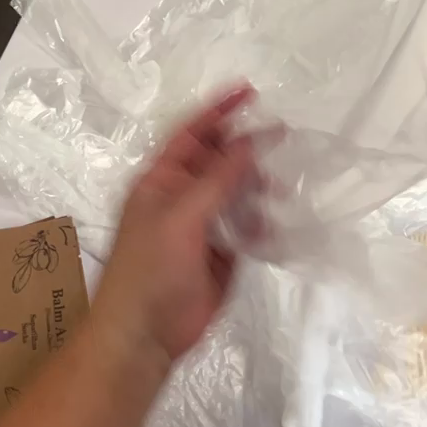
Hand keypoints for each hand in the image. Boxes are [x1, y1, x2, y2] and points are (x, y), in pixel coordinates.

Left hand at [93, 86, 258, 368]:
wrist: (144, 335)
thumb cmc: (151, 270)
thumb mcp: (181, 218)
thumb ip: (217, 180)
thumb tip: (248, 142)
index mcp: (160, 180)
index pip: (191, 133)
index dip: (218, 110)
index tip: (250, 91)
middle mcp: (181, 195)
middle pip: (218, 160)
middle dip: (246, 149)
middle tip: (282, 138)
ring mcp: (202, 225)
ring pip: (236, 193)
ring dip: (257, 189)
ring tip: (280, 192)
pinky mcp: (220, 253)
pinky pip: (246, 228)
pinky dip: (261, 225)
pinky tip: (274, 230)